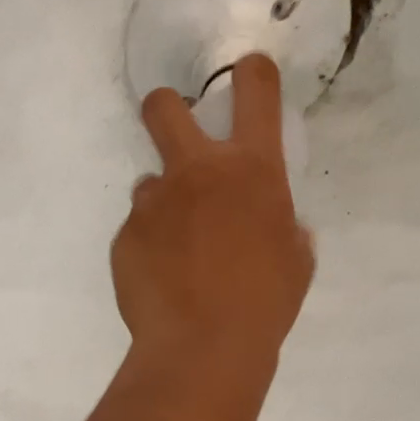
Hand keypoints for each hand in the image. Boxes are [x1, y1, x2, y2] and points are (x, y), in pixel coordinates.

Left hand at [111, 54, 316, 367]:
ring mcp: (153, 204)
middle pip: (163, 109)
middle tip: (170, 129)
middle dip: (164, 108)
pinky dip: (147, 249)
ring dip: (161, 204)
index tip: (246, 75)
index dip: (250, 73)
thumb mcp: (295, 260)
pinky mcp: (124, 240)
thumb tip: (277, 227)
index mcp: (251, 169)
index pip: (254, 89)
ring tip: (175, 250)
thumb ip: (282, 227)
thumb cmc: (264, 304)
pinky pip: (136, 233)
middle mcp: (196, 173)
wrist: (202, 347)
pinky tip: (160, 282)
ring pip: (148, 183)